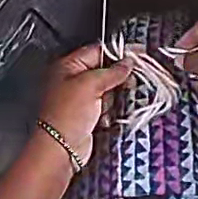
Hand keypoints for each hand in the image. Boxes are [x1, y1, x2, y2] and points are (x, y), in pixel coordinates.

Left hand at [37, 43, 131, 168]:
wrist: (61, 148)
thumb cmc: (67, 114)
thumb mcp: (90, 84)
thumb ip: (112, 71)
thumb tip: (127, 63)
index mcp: (68, 66)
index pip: (97, 51)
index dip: (117, 53)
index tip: (135, 57)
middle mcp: (73, 80)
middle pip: (104, 71)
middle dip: (116, 79)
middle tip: (125, 84)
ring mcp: (80, 99)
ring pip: (108, 91)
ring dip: (114, 97)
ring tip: (110, 105)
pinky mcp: (87, 116)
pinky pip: (106, 107)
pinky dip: (110, 111)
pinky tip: (108, 116)